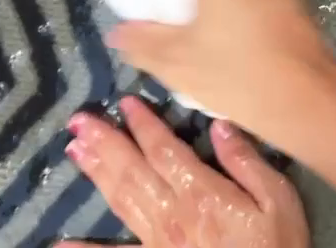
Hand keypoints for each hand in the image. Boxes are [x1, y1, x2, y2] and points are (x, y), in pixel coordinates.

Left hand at [60, 97, 306, 247]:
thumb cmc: (276, 245)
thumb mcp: (277, 198)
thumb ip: (246, 162)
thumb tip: (219, 124)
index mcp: (200, 194)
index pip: (164, 150)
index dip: (144, 124)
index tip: (125, 101)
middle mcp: (170, 215)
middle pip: (132, 172)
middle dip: (106, 142)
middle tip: (79, 120)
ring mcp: (156, 244)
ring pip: (120, 201)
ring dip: (96, 173)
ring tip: (74, 150)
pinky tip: (59, 245)